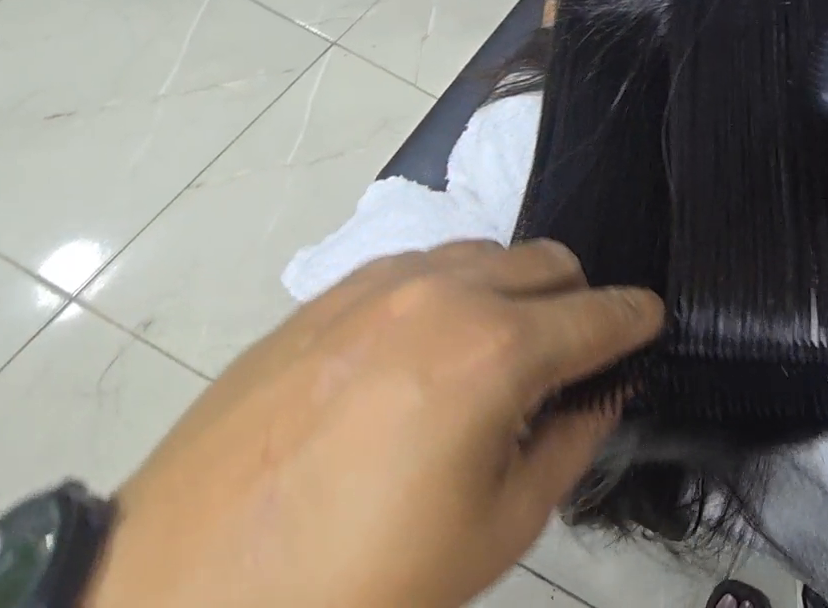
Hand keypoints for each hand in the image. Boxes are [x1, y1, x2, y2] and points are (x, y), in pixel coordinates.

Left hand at [84, 241, 663, 607]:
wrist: (176, 595)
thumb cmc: (361, 580)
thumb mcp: (497, 530)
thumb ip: (571, 442)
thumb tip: (602, 391)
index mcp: (496, 351)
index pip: (602, 313)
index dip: (639, 319)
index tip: (652, 325)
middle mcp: (446, 293)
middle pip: (552, 262)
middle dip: (579, 303)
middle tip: (567, 362)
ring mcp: (379, 284)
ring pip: (487, 255)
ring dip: (515, 292)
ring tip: (491, 358)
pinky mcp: (327, 295)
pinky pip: (421, 267)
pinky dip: (452, 292)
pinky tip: (424, 353)